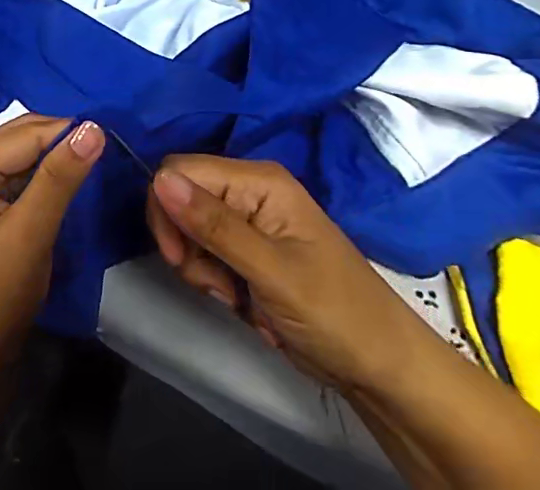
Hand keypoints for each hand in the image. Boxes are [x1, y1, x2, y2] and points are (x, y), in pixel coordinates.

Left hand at [0, 114, 104, 377]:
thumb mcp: (29, 236)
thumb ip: (59, 180)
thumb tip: (93, 128)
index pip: (27, 134)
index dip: (71, 132)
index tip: (117, 137)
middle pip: (23, 138)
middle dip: (65, 142)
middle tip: (113, 150)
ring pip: (25, 155)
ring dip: (59, 159)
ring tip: (102, 161)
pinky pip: (21, 175)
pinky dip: (48, 177)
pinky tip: (74, 181)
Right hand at [147, 156, 430, 392]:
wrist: (380, 370)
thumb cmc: (336, 314)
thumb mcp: (272, 272)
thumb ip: (214, 225)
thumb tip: (159, 178)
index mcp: (259, 181)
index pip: (180, 170)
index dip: (166, 207)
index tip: (177, 255)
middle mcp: (247, 192)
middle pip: (178, 199)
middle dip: (184, 244)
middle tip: (213, 283)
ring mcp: (245, 221)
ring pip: (185, 230)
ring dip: (198, 268)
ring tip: (234, 296)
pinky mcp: (242, 250)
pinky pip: (201, 252)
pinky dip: (210, 279)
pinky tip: (239, 300)